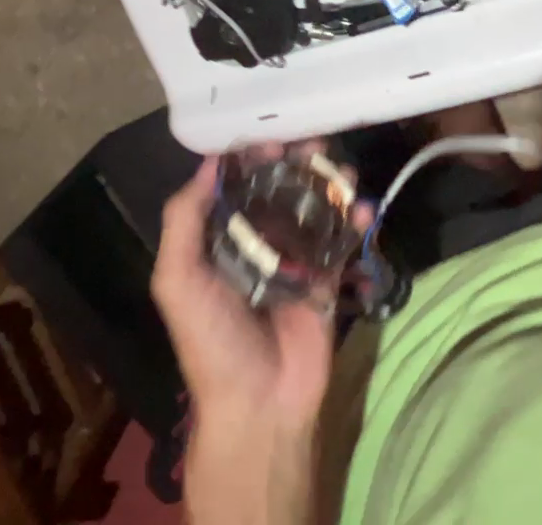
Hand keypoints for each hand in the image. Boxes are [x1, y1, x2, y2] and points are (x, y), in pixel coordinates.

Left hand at [152, 153, 332, 522]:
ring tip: (343, 171)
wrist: (259, 402)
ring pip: (316, 208)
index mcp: (220, 240)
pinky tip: (364, 210)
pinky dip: (357, 220)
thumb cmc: (212, 340)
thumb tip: (210, 162)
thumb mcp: (177, 281)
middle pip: (282, 190)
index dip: (253, 159)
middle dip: (298, 164)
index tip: (273, 140)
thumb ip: (184, 220)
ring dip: (332, 184)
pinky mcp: (328, 277)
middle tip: (315, 145)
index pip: (237, 186)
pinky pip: (343, 240)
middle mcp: (258, 242)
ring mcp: (296, 259)